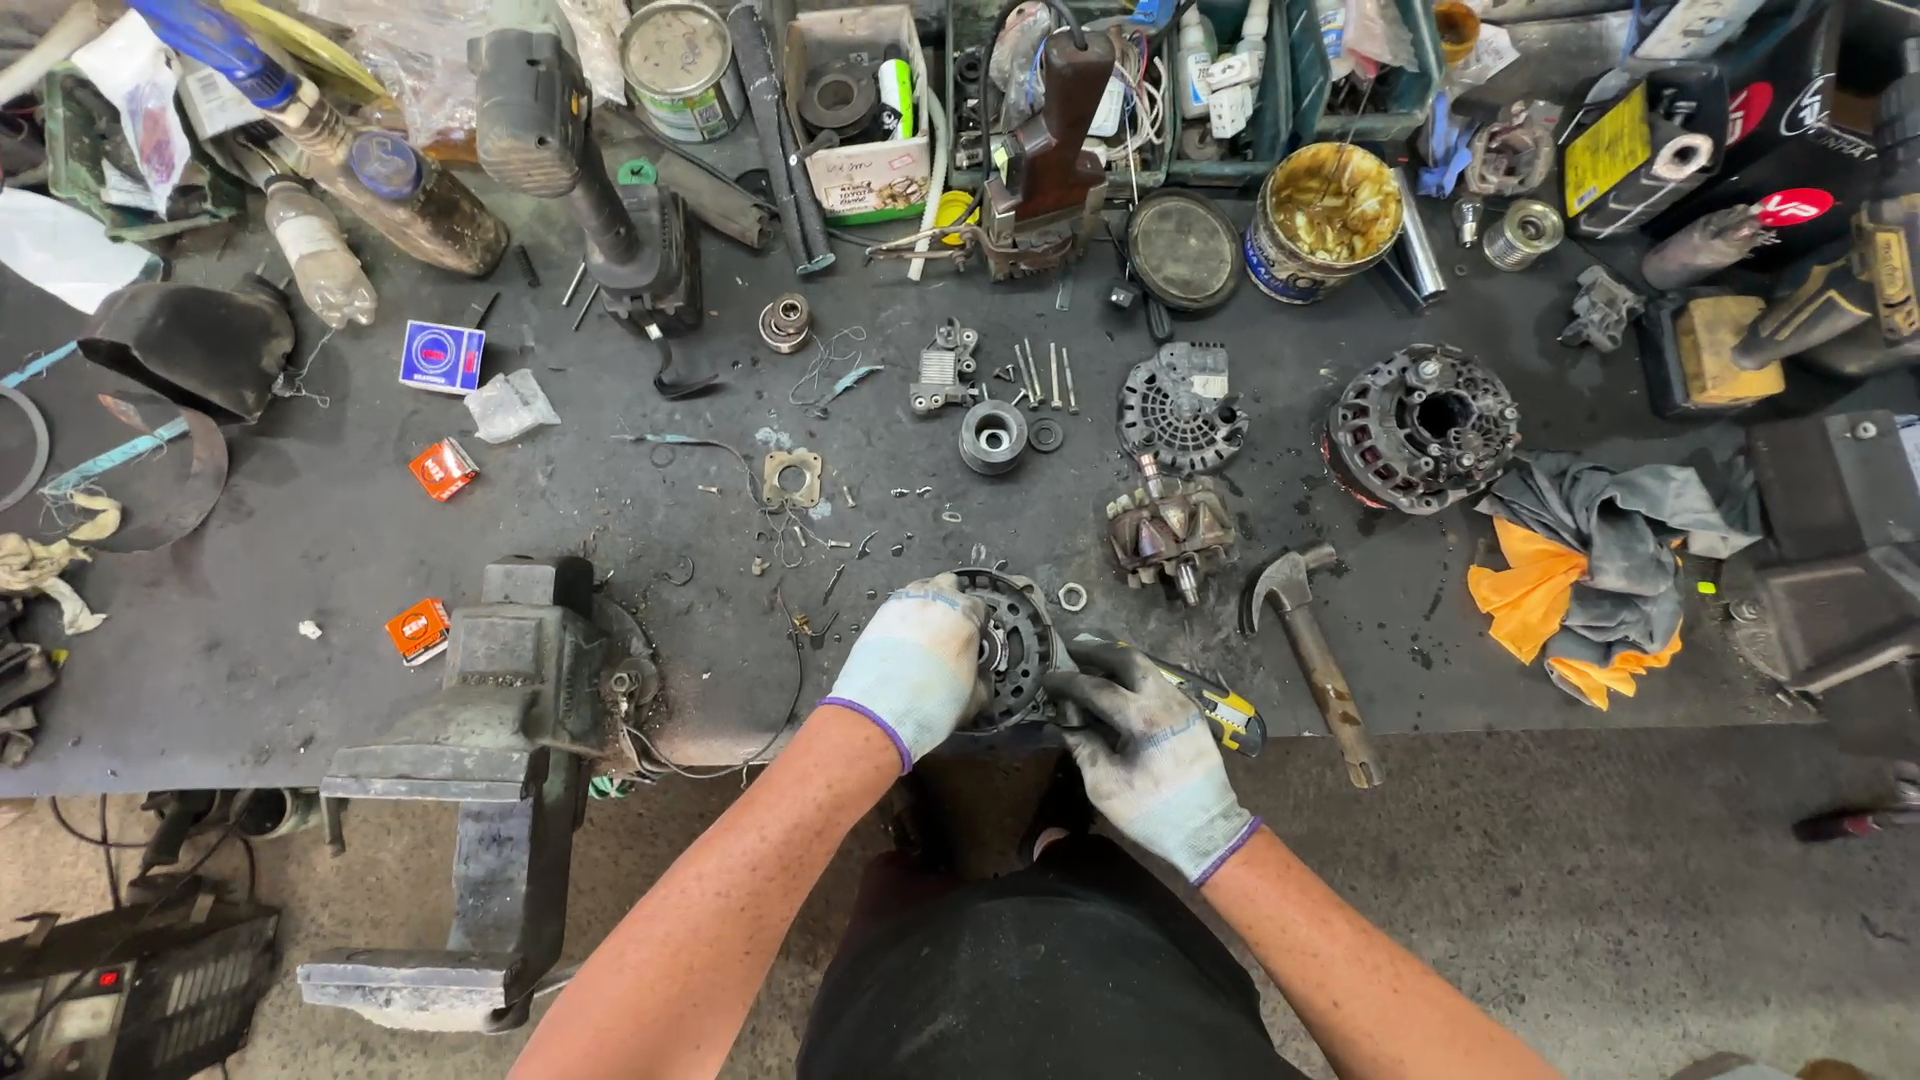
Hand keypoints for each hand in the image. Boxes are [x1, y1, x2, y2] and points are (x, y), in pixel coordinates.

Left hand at [823, 572, 987, 771]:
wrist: (884, 708)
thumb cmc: (934, 700)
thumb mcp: (974, 697)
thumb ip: (982, 680)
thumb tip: (981, 679)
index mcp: (966, 614)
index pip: (981, 607)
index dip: (979, 623)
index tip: (974, 637)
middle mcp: (936, 599)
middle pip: (949, 584)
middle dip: (952, 600)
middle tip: (950, 627)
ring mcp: (904, 602)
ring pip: (921, 589)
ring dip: (926, 604)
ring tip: (924, 631)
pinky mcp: (880, 613)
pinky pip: (897, 606)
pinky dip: (903, 617)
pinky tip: (902, 639)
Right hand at [1042, 641, 1257, 884]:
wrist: (1209, 831)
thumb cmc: (1153, 813)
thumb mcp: (1105, 786)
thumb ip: (1083, 746)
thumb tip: (1066, 719)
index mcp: (1145, 720)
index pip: (1098, 688)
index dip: (1068, 682)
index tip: (1047, 678)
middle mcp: (1168, 701)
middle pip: (1129, 659)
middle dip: (1096, 651)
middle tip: (1071, 649)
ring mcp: (1184, 703)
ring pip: (1147, 667)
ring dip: (1116, 661)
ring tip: (1089, 663)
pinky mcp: (1191, 712)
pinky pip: (1157, 682)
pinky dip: (1133, 677)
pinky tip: (1117, 687)